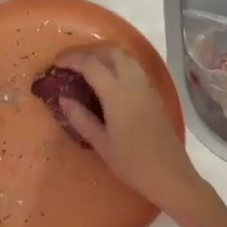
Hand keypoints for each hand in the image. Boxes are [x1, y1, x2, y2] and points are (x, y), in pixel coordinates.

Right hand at [55, 45, 208, 214]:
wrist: (171, 176)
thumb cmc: (132, 163)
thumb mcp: (101, 143)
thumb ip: (80, 118)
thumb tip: (63, 98)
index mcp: (117, 94)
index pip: (91, 63)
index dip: (71, 58)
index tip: (55, 63)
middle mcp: (133, 83)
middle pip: (109, 51)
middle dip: (87, 51)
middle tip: (69, 62)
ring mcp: (146, 87)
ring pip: (124, 55)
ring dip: (102, 54)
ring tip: (85, 67)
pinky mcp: (153, 94)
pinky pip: (132, 66)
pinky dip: (115, 63)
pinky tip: (106, 79)